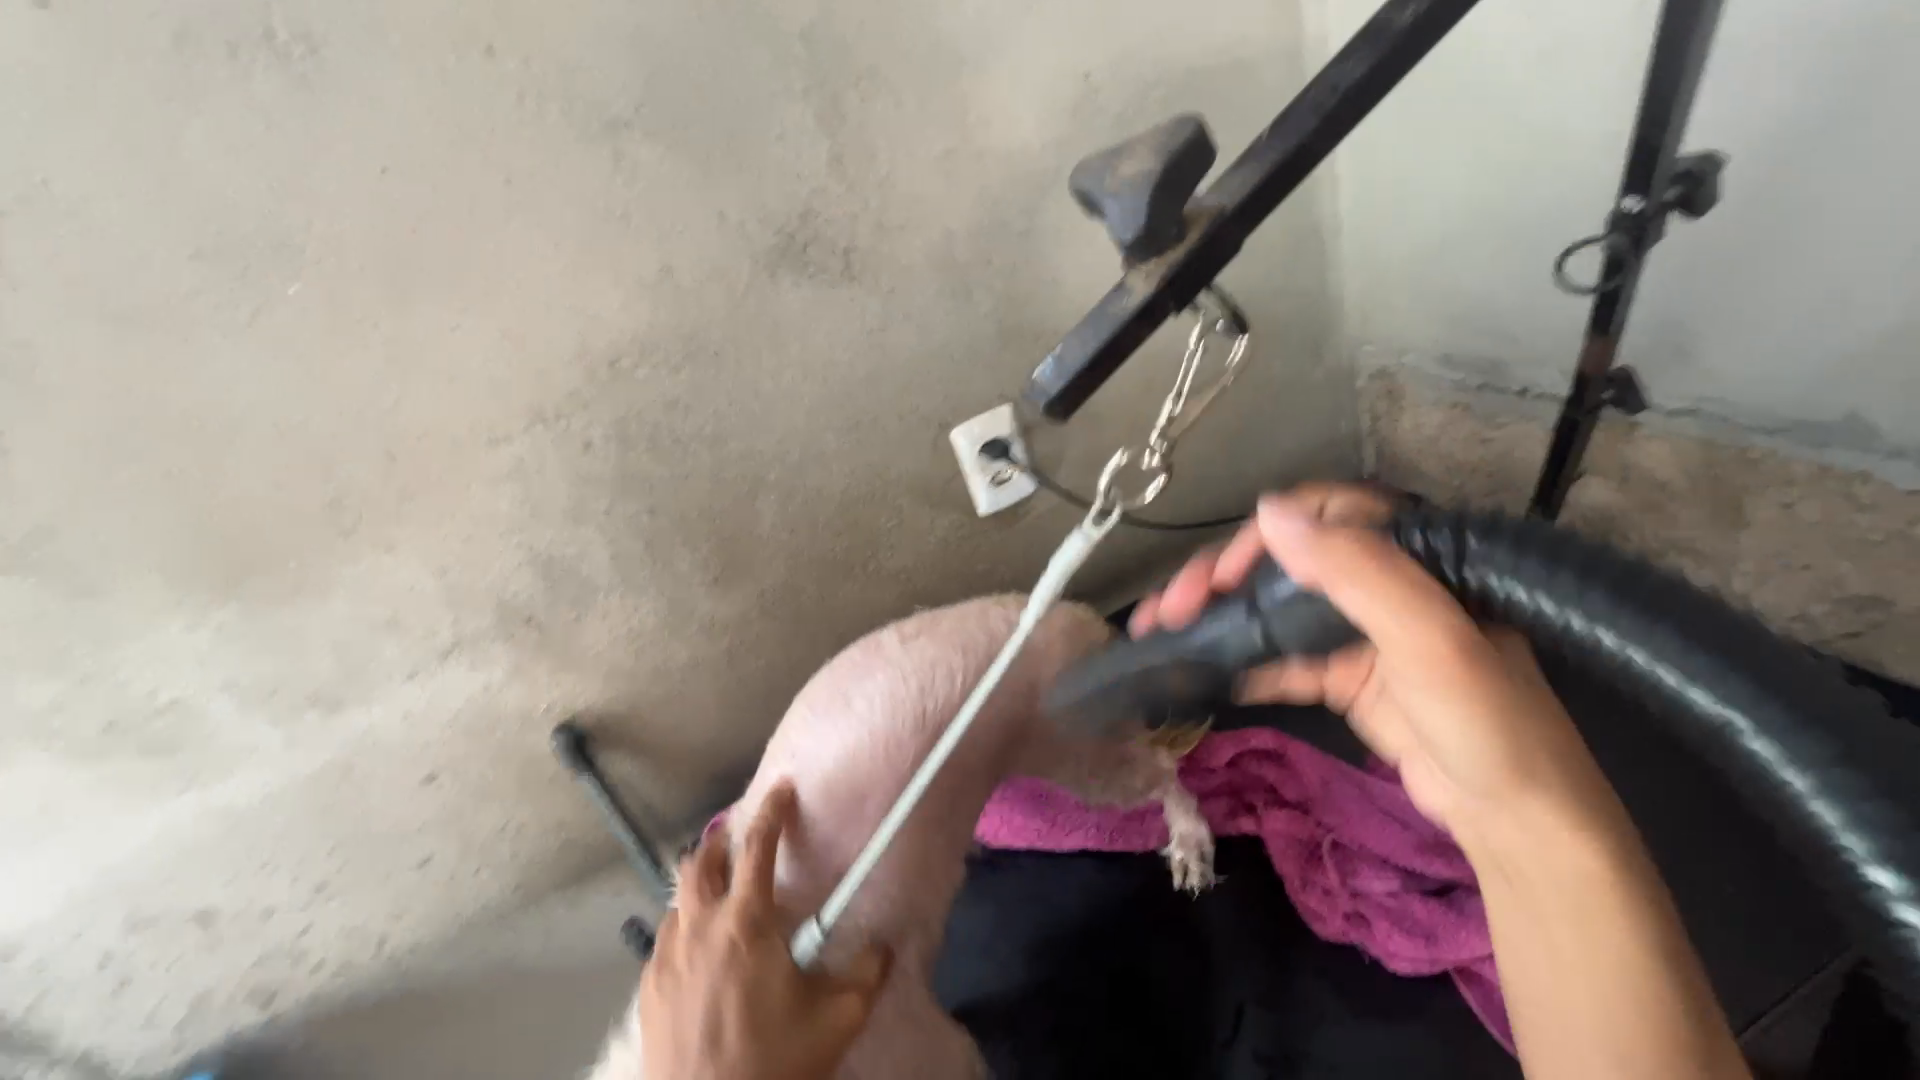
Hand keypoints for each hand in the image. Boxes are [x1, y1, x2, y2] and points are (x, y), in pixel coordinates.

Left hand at [639, 783, 891, 1079]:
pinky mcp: (647, 990)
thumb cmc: (774, 1062)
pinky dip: (685, 926)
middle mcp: (699, 928)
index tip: (782, 789)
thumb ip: (868, 971)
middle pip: (699, 861)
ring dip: (702, 885)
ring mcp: (665, 959)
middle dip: (722, 840)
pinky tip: (703, 952)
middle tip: (744, 839)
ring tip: (725, 896)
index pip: (758, 847)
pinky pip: (665, 938)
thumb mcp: (838, 1017)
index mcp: (745, 923)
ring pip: (678, 899)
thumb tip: (884, 945)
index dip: (772, 811)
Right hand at [1130, 484, 1624, 849]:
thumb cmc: (1486, 722)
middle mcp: (1382, 586)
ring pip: (1273, 609)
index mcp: (1413, 558)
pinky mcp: (1344, 679)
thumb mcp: (1429, 640)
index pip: (1324, 518)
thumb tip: (1266, 511)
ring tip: (1159, 631)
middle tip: (1167, 610)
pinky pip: (1281, 660)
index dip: (1264, 536)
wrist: (1517, 822)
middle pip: (1285, 562)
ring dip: (1216, 616)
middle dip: (1219, 578)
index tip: (1220, 575)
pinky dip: (1241, 663)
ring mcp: (1359, 634)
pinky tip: (1199, 672)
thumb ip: (1358, 572)